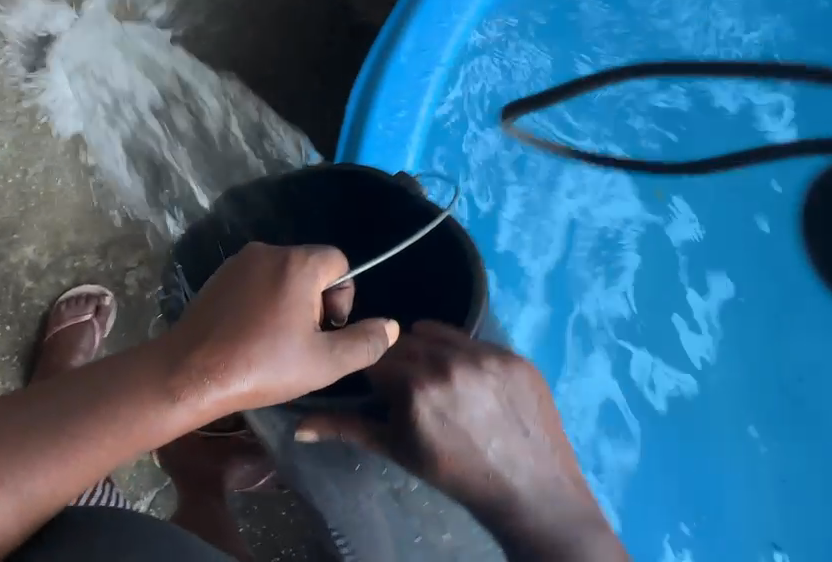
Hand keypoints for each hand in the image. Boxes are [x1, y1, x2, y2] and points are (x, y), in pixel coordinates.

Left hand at [160, 243, 398, 415]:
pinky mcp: (218, 275)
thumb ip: (366, 341)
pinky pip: (256, 280)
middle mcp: (265, 251)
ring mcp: (237, 261)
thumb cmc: (264, 364)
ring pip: (282, 275)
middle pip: (309, 266)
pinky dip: (264, 301)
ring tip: (278, 341)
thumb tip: (391, 325)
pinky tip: (254, 334)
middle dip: (316, 300)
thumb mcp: (327, 362)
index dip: (342, 295)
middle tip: (303, 339)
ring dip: (290, 302)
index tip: (327, 328)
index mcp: (294, 263)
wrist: (195, 368)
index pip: (338, 260)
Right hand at [298, 322, 625, 560]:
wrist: (536, 498)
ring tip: (438, 380)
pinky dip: (463, 355)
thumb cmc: (455, 474)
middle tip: (408, 385)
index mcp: (415, 385)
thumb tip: (296, 425)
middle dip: (397, 360)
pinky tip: (470, 382)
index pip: (372, 353)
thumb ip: (344, 427)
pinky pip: (471, 340)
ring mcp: (487, 358)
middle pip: (400, 340)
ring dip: (426, 350)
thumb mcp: (396, 450)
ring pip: (432, 333)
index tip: (376, 384)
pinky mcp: (515, 359)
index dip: (370, 367)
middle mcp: (448, 363)